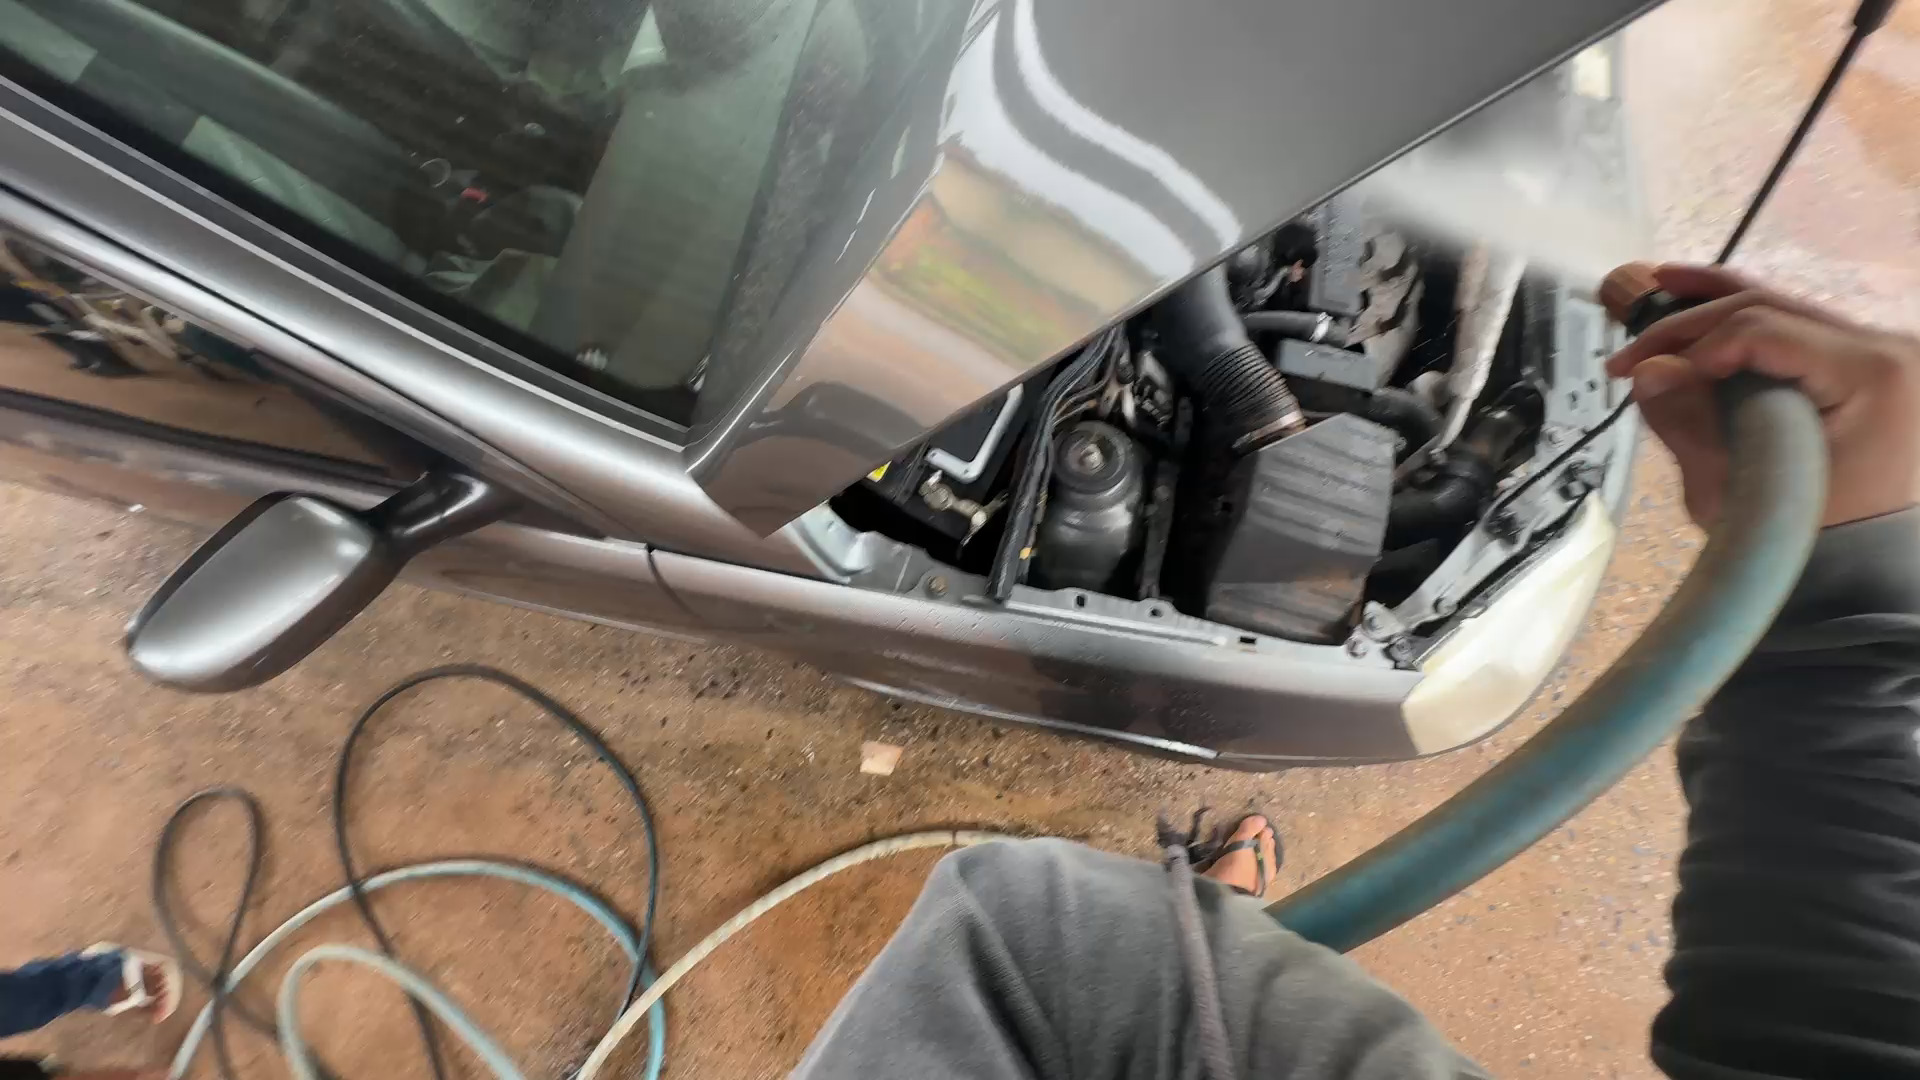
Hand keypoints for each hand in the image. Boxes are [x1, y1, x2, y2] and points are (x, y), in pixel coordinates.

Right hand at [1605, 263, 1919, 527]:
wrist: (1856, 551)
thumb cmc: (1793, 525)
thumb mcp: (1730, 482)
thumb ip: (1688, 421)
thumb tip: (1646, 370)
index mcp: (1870, 374)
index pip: (1758, 330)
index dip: (1687, 349)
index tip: (1635, 380)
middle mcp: (1886, 347)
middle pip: (1764, 306)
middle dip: (1683, 325)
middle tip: (1623, 361)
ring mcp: (1875, 350)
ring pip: (1777, 302)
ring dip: (1705, 300)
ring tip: (1648, 286)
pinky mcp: (1854, 361)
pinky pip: (1789, 321)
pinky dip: (1734, 311)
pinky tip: (1688, 284)